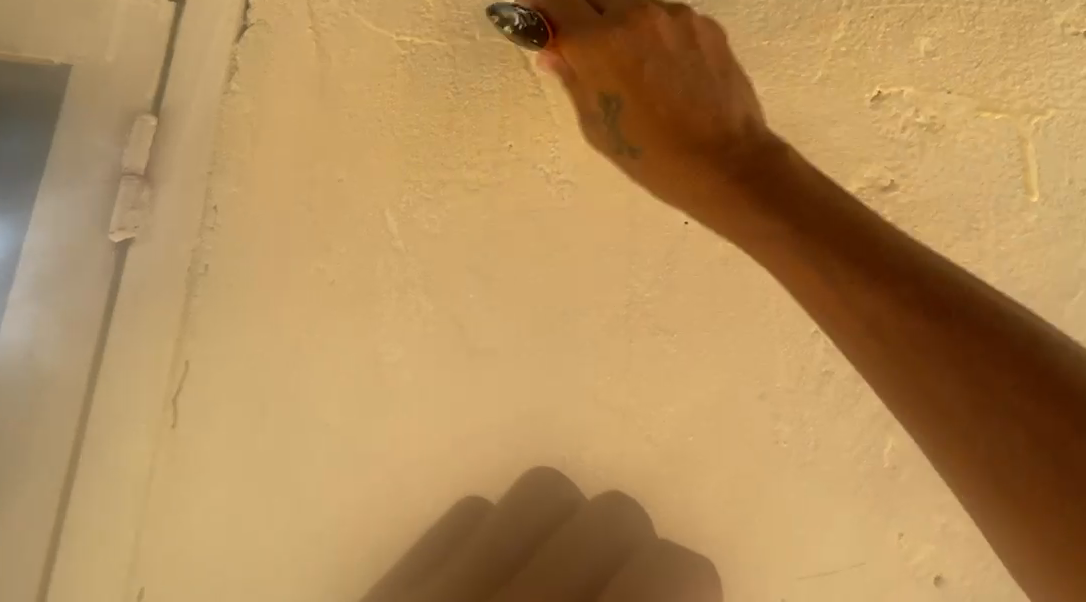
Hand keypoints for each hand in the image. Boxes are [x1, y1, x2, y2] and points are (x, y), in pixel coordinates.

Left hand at [360, 467, 720, 601]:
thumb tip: (686, 583)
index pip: (663, 572)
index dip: (696, 584)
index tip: (696, 597)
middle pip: (611, 518)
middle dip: (637, 555)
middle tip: (631, 593)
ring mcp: (436, 588)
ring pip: (541, 493)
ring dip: (568, 531)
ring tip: (567, 576)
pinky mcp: (389, 585)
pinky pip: (467, 515)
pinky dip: (495, 540)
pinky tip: (499, 580)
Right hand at [517, 0, 783, 212]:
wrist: (725, 161)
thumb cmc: (650, 155)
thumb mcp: (595, 123)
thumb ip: (571, 76)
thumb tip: (553, 49)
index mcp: (597, 41)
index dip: (535, 0)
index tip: (536, 19)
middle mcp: (634, 14)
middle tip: (579, 33)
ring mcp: (675, 15)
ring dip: (621, 21)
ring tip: (636, 66)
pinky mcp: (705, 24)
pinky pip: (668, 16)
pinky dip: (657, 34)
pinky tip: (669, 72)